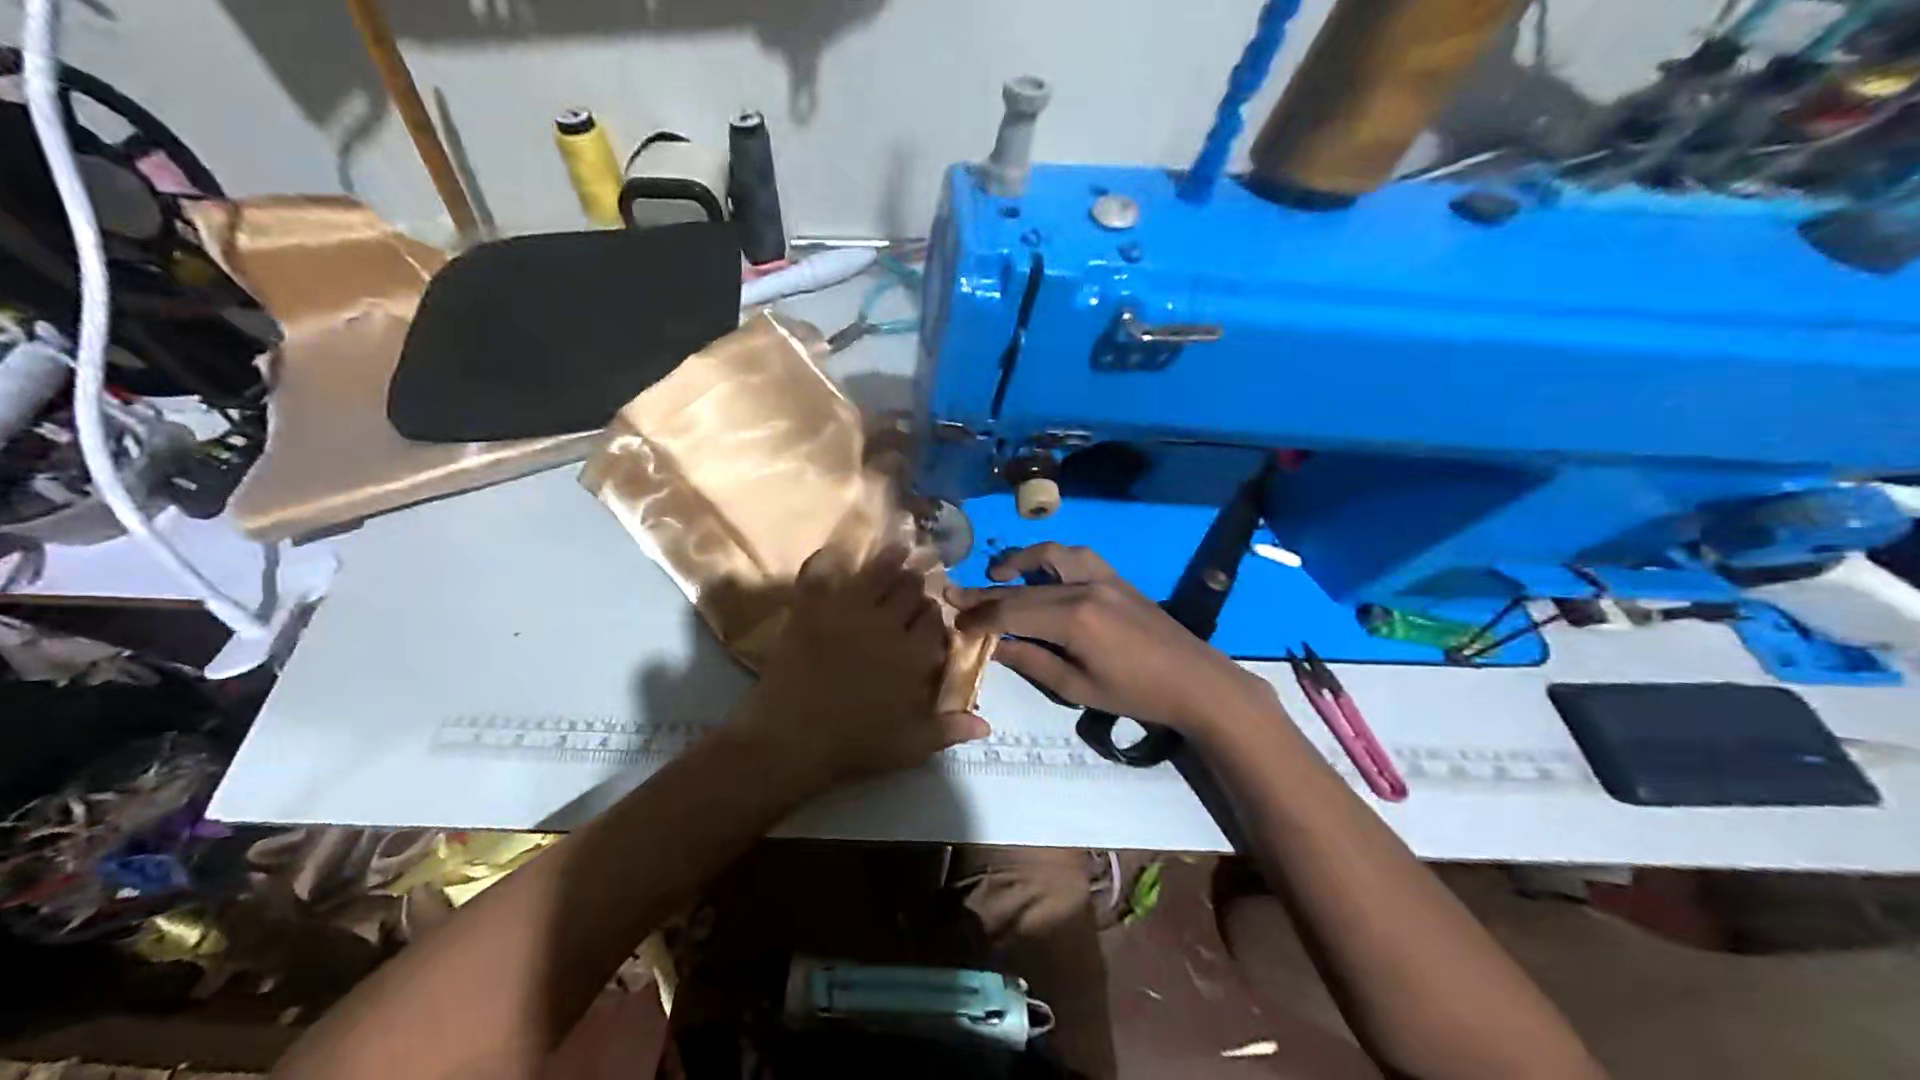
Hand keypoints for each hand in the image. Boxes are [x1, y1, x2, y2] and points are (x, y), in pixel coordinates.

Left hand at [733, 546, 989, 789]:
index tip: (933, 615)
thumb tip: (986, 727)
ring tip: (899, 548)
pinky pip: (822, 574)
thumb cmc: (854, 745)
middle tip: (917, 579)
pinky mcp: (812, 609)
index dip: (936, 615)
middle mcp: (887, 624)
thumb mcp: (910, 745)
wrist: (790, 739)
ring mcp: (847, 611)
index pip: (935, 621)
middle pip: (911, 590)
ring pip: (877, 573)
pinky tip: (836, 550)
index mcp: (913, 654)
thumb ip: (948, 729)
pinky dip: (829, 560)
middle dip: (917, 583)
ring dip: (890, 560)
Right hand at [946, 544, 1269, 734]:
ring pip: (1050, 555)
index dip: (979, 616)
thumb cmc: (1135, 694)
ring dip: (1019, 560)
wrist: (1195, 681)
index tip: (955, 621)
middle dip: (987, 592)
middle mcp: (1084, 588)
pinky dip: (1052, 557)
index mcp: (1073, 620)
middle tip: (957, 596)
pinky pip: (1077, 555)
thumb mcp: (1077, 688)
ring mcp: (1103, 577)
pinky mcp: (1116, 577)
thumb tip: (995, 645)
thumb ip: (1032, 661)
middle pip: (1023, 586)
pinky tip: (1043, 571)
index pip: (1011, 611)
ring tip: (997, 573)